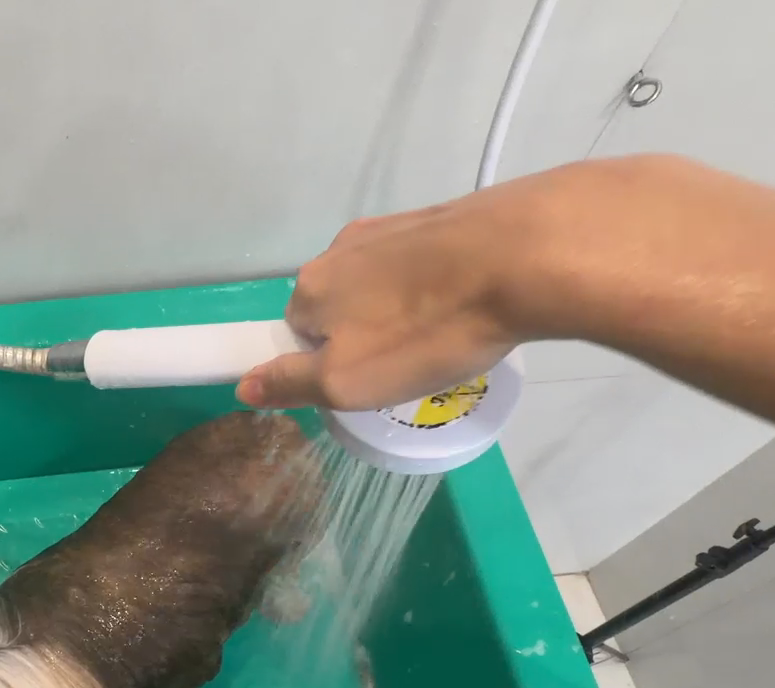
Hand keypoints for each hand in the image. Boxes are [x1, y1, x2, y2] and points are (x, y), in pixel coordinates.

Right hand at [236, 157, 656, 409]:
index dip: (326, 363)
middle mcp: (341, 249)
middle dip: (362, 335)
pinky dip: (436, 287)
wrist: (533, 253)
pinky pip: (422, 265)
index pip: (296, 334)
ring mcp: (394, 227)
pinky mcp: (444, 215)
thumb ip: (290, 384)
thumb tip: (241, 386)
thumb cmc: (427, 331)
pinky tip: (469, 303)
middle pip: (338, 306)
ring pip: (382, 285)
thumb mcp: (346, 383)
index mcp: (311, 287)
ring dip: (401, 312)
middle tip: (407, 363)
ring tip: (445, 335)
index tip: (366, 379)